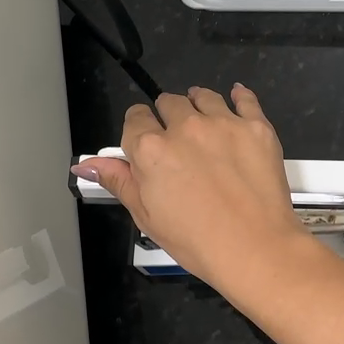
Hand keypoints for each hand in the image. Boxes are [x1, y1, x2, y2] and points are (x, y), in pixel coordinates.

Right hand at [73, 85, 312, 284]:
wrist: (255, 247)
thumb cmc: (196, 240)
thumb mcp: (147, 216)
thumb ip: (119, 181)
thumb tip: (87, 164)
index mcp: (151, 149)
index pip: (135, 119)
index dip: (139, 129)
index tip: (146, 140)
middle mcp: (185, 127)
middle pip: (169, 103)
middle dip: (168, 116)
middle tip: (177, 139)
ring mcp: (223, 124)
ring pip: (204, 97)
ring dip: (198, 103)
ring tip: (201, 117)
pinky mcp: (256, 127)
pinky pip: (245, 99)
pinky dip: (239, 96)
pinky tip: (236, 96)